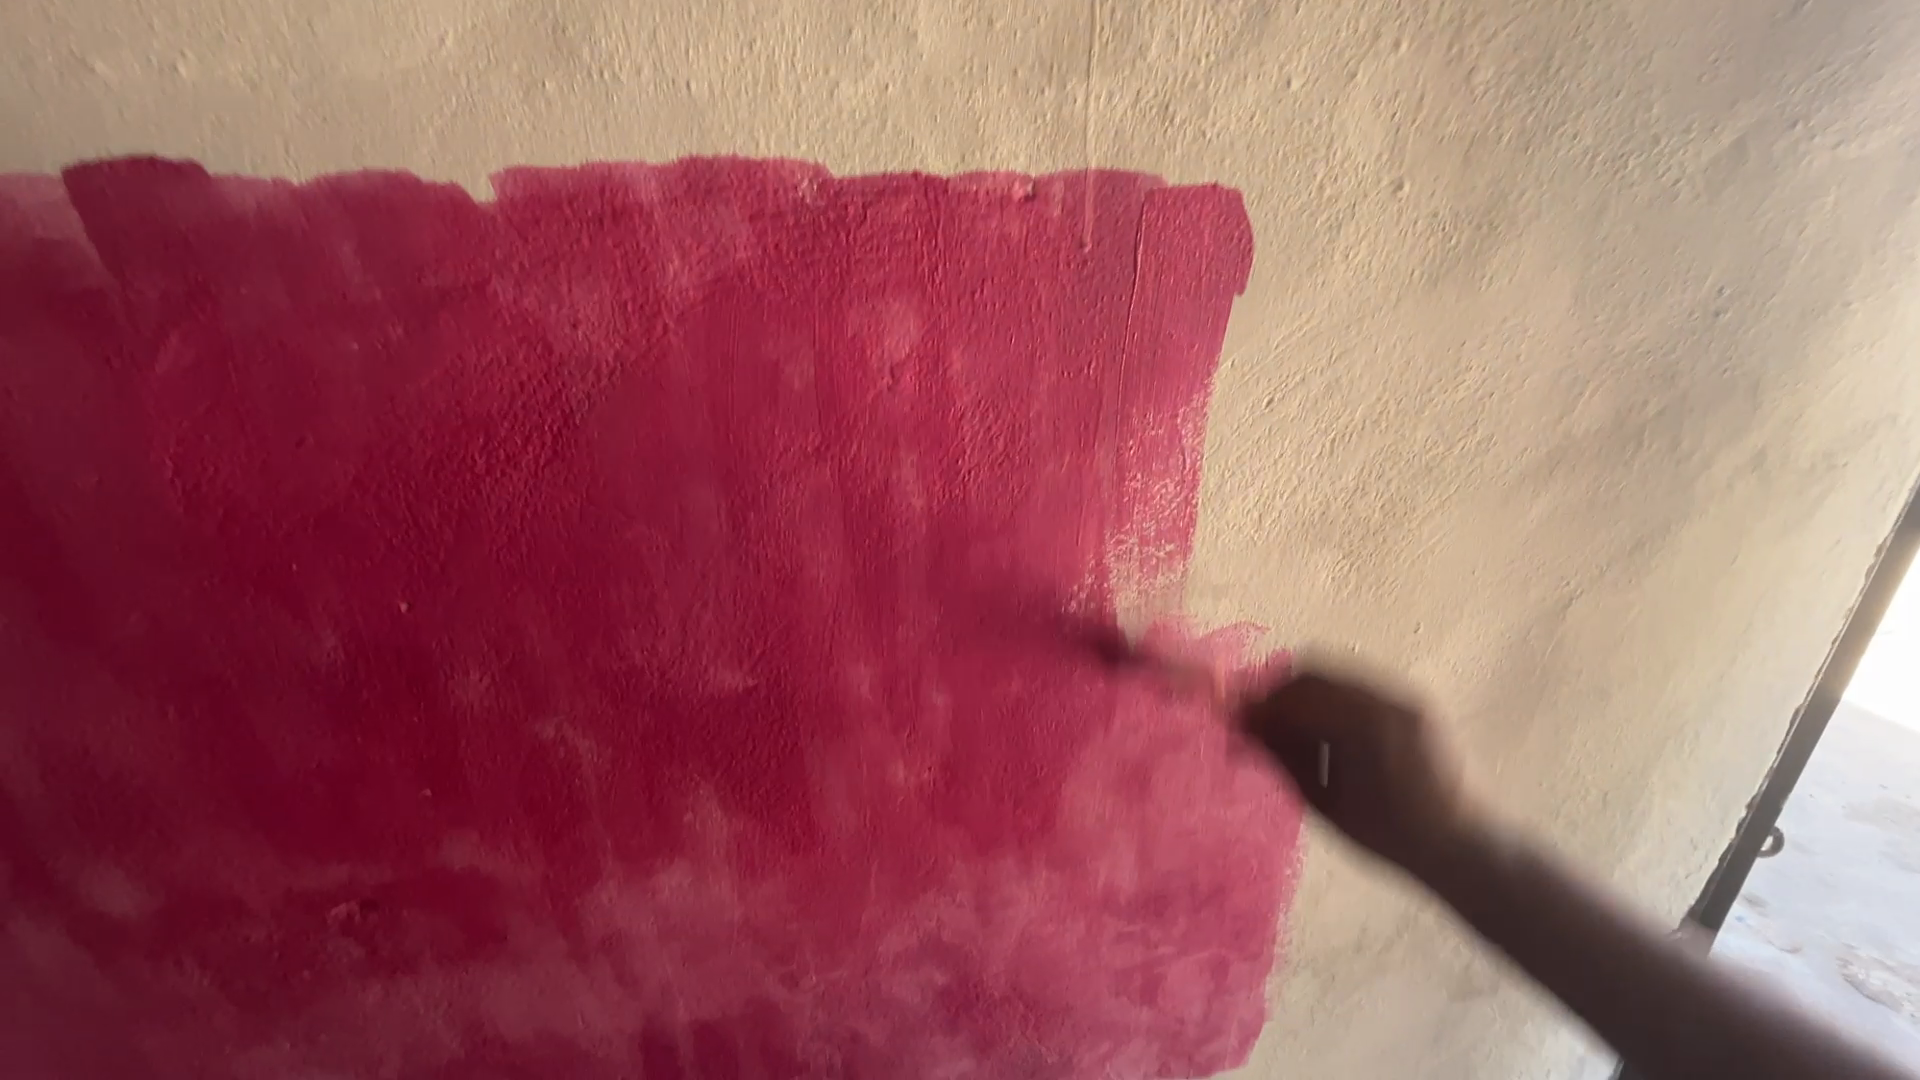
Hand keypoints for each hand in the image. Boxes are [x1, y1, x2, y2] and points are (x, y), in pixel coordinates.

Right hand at [1237, 668, 1488, 882]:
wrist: (1467, 848)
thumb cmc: (1391, 836)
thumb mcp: (1324, 801)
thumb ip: (1281, 755)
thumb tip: (1239, 724)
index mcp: (1370, 725)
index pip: (1295, 694)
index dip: (1258, 702)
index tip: (1231, 719)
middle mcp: (1389, 698)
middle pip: (1310, 674)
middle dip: (1275, 694)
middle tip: (1252, 724)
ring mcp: (1402, 696)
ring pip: (1329, 676)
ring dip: (1298, 697)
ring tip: (1283, 731)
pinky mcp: (1408, 701)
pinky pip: (1351, 687)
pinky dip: (1324, 702)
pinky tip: (1318, 733)